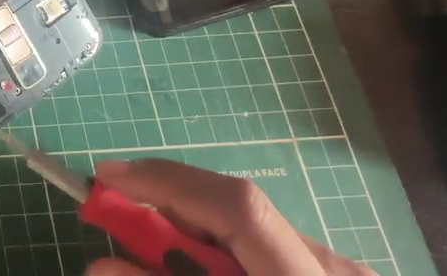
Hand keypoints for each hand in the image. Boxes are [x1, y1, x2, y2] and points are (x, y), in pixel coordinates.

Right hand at [83, 160, 372, 275]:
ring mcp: (346, 275)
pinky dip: (226, 256)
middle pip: (238, 212)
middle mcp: (337, 272)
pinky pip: (270, 248)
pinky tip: (207, 272)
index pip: (238, 206)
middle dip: (168, 212)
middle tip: (118, 226)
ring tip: (162, 263)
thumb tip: (99, 266)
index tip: (104, 180)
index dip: (165, 182)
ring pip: (251, 231)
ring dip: (195, 238)